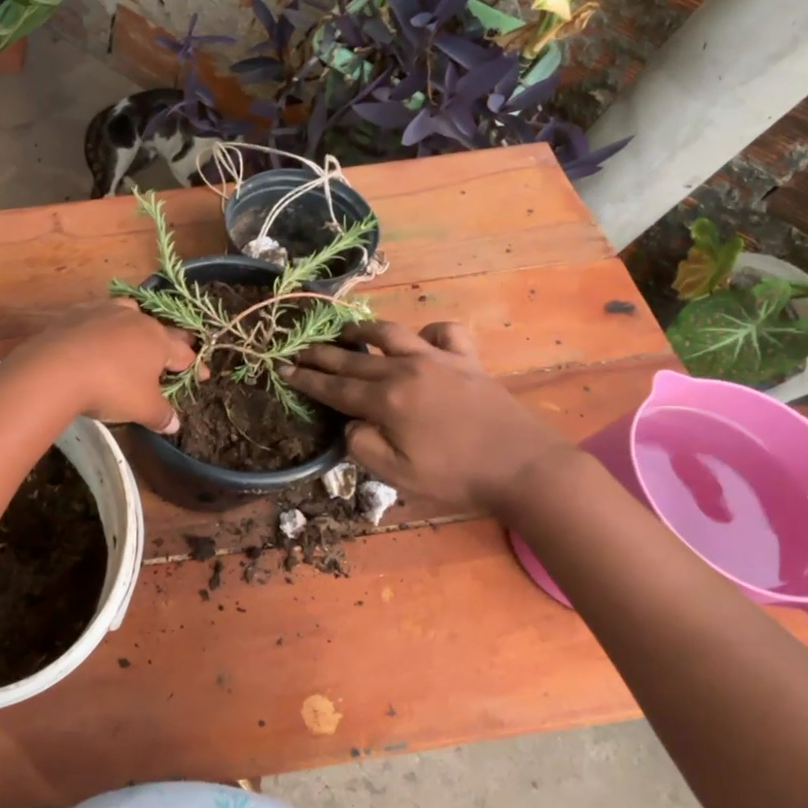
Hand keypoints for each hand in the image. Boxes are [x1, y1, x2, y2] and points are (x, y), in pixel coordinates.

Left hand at [9, 300, 196, 432]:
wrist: (57, 369)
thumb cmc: (111, 388)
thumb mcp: (142, 408)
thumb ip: (161, 415)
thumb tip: (174, 424)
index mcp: (158, 341)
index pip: (183, 354)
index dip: (193, 366)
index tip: (201, 375)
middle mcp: (136, 320)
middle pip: (160, 329)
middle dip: (170, 340)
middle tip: (176, 348)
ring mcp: (105, 312)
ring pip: (129, 311)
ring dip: (135, 322)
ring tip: (134, 334)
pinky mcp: (76, 313)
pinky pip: (96, 315)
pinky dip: (101, 324)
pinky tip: (95, 335)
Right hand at [278, 320, 579, 513]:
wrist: (525, 468)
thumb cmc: (457, 477)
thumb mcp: (397, 475)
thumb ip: (362, 446)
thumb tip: (351, 425)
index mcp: (385, 401)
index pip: (334, 387)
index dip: (305, 379)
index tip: (282, 369)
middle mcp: (405, 371)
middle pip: (353, 358)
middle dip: (320, 354)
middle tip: (298, 350)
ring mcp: (438, 360)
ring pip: (390, 333)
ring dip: (362, 330)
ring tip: (346, 333)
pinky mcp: (468, 361)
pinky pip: (442, 333)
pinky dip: (427, 333)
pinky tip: (420, 342)